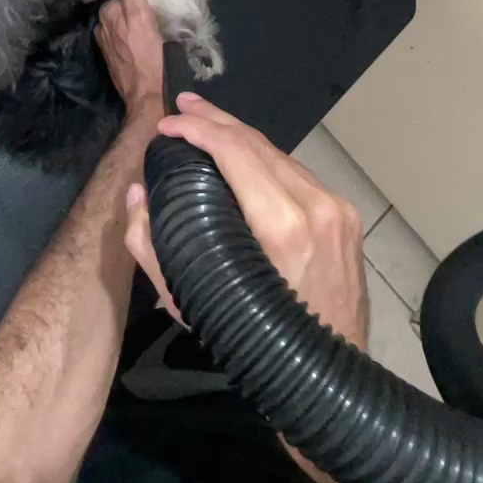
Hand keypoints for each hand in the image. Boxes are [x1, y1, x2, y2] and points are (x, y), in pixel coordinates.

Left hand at [96, 0, 164, 117]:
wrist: (145, 94)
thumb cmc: (164, 66)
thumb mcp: (169, 36)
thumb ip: (157, 15)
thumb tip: (154, 5)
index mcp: (137, 13)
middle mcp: (115, 17)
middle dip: (127, 0)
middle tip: (139, 9)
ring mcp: (103, 30)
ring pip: (108, 9)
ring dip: (117, 12)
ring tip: (129, 22)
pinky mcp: (99, 42)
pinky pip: (103, 25)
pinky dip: (111, 26)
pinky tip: (120, 35)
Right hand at [123, 94, 368, 349]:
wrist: (327, 378)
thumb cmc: (252, 341)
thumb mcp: (190, 302)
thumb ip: (151, 245)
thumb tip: (136, 192)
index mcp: (285, 227)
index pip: (237, 153)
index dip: (198, 130)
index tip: (166, 124)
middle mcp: (318, 206)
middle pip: (259, 144)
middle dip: (215, 120)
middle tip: (182, 105)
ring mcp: (337, 207)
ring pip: (280, 154)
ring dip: (240, 137)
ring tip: (206, 122)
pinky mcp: (346, 213)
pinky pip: (296, 174)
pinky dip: (263, 159)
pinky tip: (243, 153)